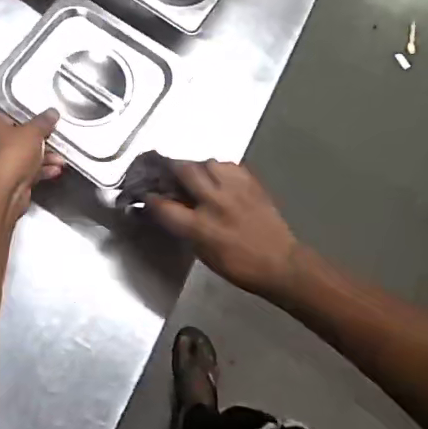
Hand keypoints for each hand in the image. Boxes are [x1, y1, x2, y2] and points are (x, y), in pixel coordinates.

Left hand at [0, 110, 64, 218]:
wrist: (3, 194)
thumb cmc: (12, 157)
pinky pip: (28, 170)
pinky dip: (42, 169)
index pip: (12, 113)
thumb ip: (44, 121)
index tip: (47, 116)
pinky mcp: (10, 179)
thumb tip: (51, 113)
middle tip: (57, 137)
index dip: (31, 114)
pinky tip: (56, 170)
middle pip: (22, 136)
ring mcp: (2, 163)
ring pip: (27, 155)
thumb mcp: (33, 132)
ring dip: (46, 156)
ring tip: (61, 158)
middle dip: (42, 138)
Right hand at [146, 160, 300, 297]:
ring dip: (197, 167)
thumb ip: (185, 229)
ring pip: (207, 162)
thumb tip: (171, 211)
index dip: (151, 198)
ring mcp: (234, 190)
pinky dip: (220, 169)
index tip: (147, 195)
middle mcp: (214, 203)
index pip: (163, 206)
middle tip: (167, 173)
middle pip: (183, 170)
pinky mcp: (252, 184)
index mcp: (199, 227)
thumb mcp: (203, 253)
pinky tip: (219, 178)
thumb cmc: (238, 266)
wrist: (280, 263)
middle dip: (170, 169)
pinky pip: (229, 165)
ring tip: (196, 175)